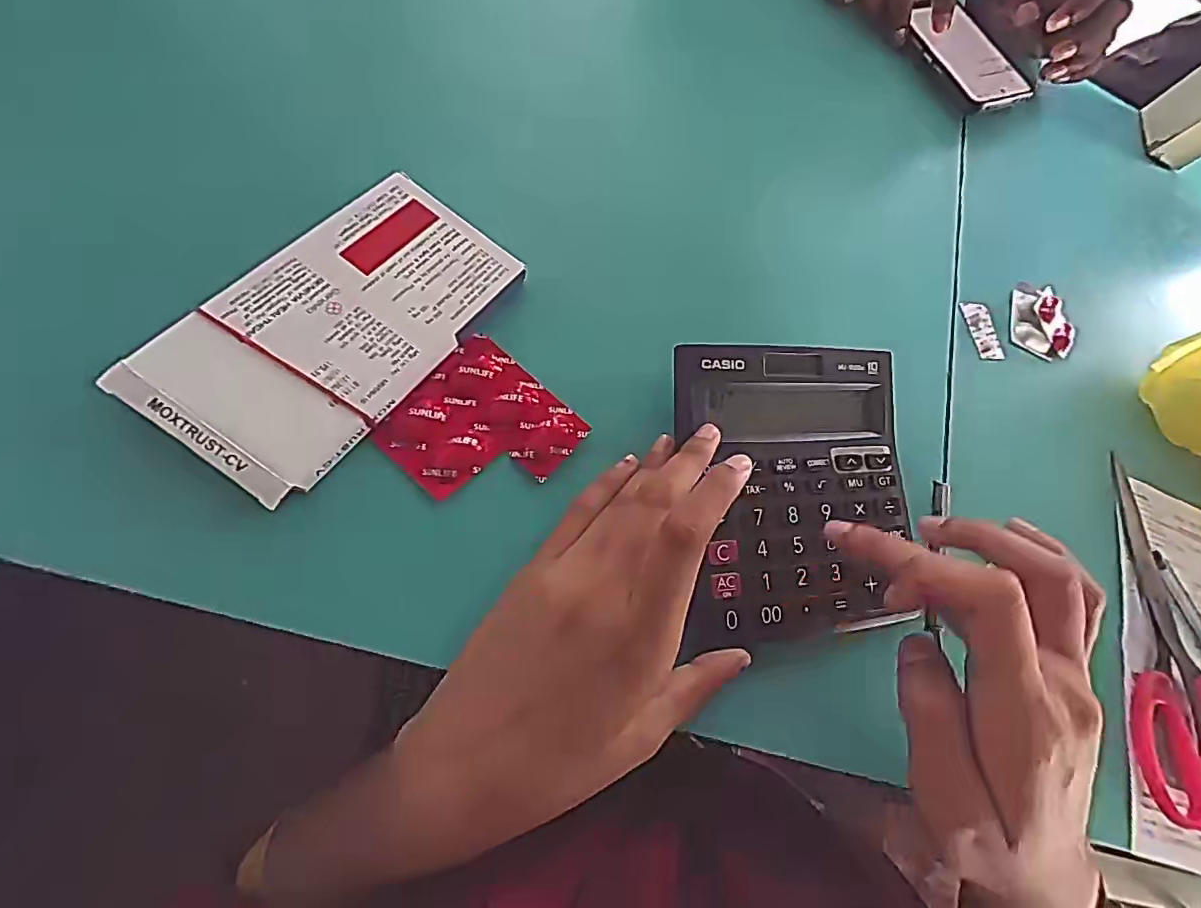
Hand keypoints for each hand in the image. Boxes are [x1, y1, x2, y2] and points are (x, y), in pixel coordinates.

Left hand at [258, 431, 752, 901]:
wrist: (458, 767)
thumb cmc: (561, 762)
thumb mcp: (642, 736)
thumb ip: (697, 686)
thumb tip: (741, 656)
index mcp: (642, 629)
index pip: (686, 536)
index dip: (716, 492)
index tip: (740, 466)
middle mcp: (605, 586)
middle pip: (653, 504)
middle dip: (689, 463)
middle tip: (713, 433)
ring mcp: (564, 571)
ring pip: (618, 500)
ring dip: (652, 464)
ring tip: (677, 439)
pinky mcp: (532, 570)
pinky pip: (576, 512)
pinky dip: (605, 483)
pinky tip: (625, 464)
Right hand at [828, 516, 1106, 907]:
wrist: (1046, 879)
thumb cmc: (989, 844)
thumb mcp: (944, 802)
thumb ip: (927, 716)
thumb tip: (917, 642)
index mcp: (1027, 710)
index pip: (992, 602)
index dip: (929, 563)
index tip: (868, 549)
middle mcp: (1064, 681)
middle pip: (1040, 575)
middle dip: (970, 537)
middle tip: (912, 536)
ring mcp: (1077, 674)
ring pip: (1065, 579)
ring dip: (1004, 539)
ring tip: (945, 533)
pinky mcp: (1074, 673)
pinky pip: (1076, 597)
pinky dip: (1039, 555)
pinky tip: (1004, 543)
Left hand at [977, 0, 1130, 82]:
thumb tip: (1024, 13)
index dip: (1082, 5)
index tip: (1051, 26)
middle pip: (1113, 11)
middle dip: (1085, 37)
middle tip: (1054, 54)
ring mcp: (1093, 16)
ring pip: (1107, 37)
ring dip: (1080, 58)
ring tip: (1050, 70)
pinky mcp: (1086, 41)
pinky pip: (1096, 58)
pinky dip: (1077, 70)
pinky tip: (1056, 75)